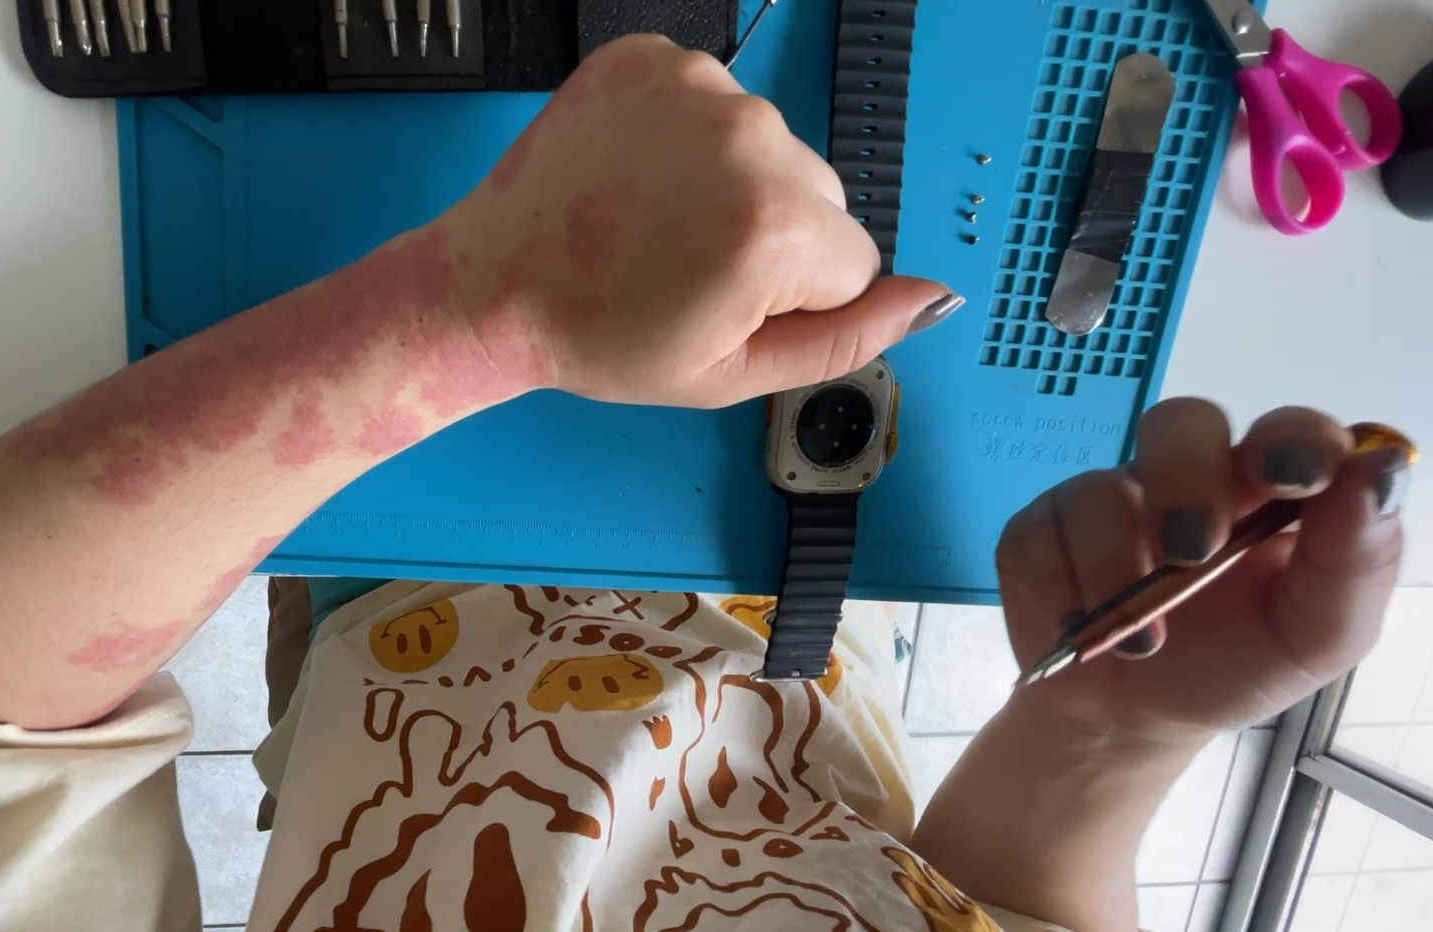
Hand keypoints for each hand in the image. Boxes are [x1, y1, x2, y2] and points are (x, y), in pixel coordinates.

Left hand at [441, 34, 958, 408]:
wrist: (498, 288)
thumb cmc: (604, 342)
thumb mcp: (729, 374)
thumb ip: (841, 342)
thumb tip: (934, 301)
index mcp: (775, 229)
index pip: (854, 264)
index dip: (792, 301)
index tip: (723, 308)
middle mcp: (753, 138)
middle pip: (820, 199)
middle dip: (769, 243)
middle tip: (683, 272)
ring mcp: (699, 85)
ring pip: (771, 151)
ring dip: (731, 191)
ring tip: (654, 230)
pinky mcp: (654, 57)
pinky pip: (717, 105)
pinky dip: (689, 144)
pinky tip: (639, 182)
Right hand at [996, 400, 1410, 738]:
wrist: (1125, 717)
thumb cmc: (1228, 671)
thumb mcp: (1315, 636)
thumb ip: (1355, 561)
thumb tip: (1378, 468)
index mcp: (1260, 493)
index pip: (1284, 429)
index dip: (1289, 438)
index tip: (1294, 480)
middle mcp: (1175, 481)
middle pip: (1177, 423)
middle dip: (1184, 482)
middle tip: (1189, 553)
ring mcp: (1096, 501)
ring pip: (1095, 493)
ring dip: (1115, 572)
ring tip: (1139, 642)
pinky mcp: (1033, 531)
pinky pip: (1036, 536)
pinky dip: (1058, 591)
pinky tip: (1078, 627)